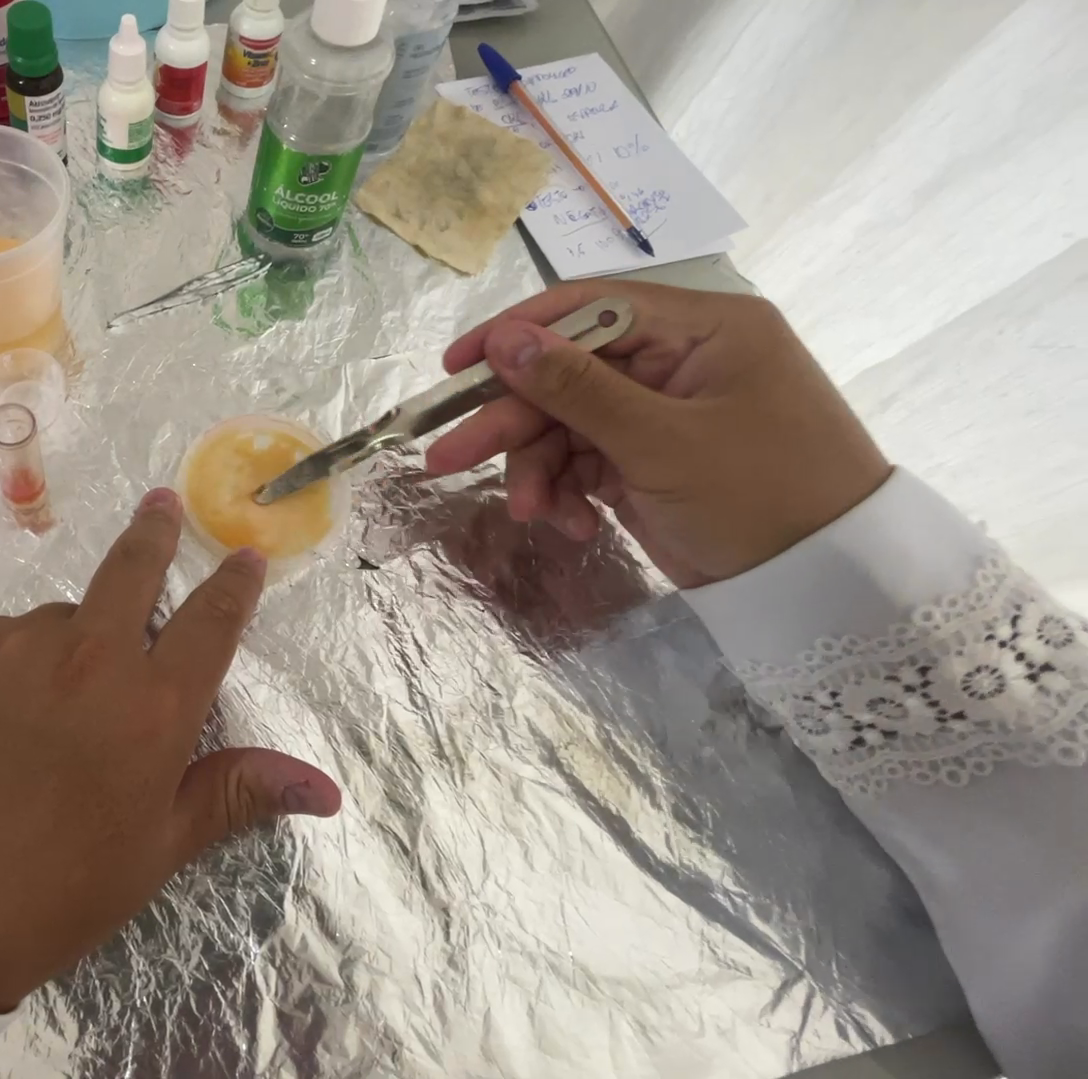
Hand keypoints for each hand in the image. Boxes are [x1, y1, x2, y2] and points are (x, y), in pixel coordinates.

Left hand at [0, 489, 342, 1013]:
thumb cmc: (54, 890)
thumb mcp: (156, 849)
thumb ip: (236, 794)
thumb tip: (328, 789)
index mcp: (151, 707)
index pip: (211, 624)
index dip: (233, 585)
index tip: (244, 554)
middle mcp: (89, 656)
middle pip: (132, 569)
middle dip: (154, 532)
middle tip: (160, 503)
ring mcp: (17, 642)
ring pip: (64, 617)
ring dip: (75, 637)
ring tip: (52, 704)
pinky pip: (6, 637)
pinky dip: (17, 661)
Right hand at [423, 281, 890, 587]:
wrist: (818, 582)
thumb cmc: (759, 495)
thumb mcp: (659, 441)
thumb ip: (575, 388)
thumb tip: (503, 339)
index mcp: (696, 329)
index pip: (586, 309)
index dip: (513, 335)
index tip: (454, 368)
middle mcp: (671, 362)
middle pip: (562, 377)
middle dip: (508, 424)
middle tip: (445, 459)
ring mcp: (654, 413)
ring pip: (561, 426)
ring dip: (537, 470)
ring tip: (535, 513)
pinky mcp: (642, 457)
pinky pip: (579, 462)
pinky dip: (566, 492)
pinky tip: (574, 523)